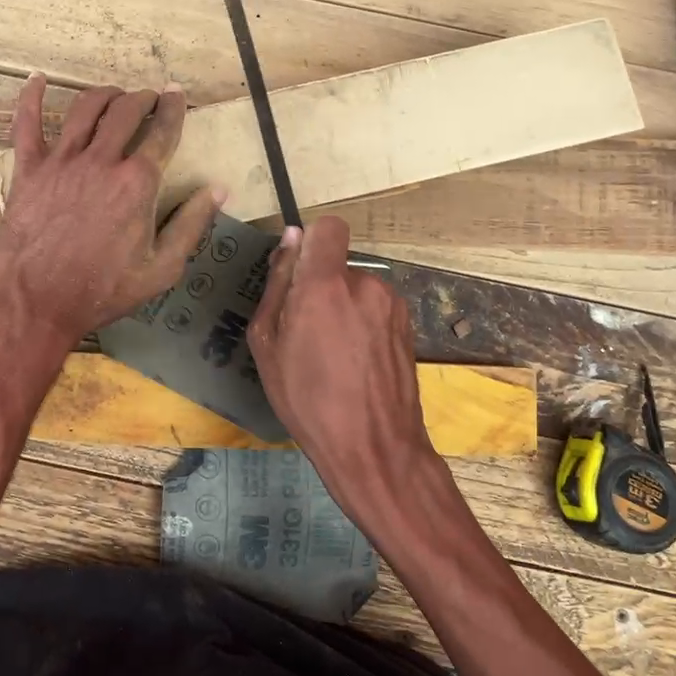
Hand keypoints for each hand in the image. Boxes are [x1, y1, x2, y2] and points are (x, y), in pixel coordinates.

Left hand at [0, 76, 223, 347]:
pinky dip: (31, 98)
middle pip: (125, 111)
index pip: (162, 131)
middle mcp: (101, 161)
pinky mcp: (28, 171)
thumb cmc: (102, 291)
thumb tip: (218, 189)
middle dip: (142, 98)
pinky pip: (26, 125)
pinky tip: (36, 80)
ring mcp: (61, 162)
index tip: (176, 95)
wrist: (38, 302)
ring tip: (113, 95)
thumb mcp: (161, 269)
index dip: (173, 108)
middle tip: (148, 97)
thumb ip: (191, 225)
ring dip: (104, 94)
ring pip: (84, 109)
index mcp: (137, 182)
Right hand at [247, 216, 439, 520]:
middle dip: (317, 286)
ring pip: (354, 288)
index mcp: (326, 284)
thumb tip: (289, 241)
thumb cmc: (306, 397)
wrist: (373, 447)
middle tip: (301, 331)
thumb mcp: (267, 342)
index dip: (309, 241)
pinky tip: (351, 362)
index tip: (295, 272)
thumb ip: (278, 285)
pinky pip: (372, 309)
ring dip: (339, 307)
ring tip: (327, 353)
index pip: (327, 228)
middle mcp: (365, 284)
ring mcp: (392, 305)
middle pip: (336, 264)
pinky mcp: (408, 326)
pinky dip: (359, 324)